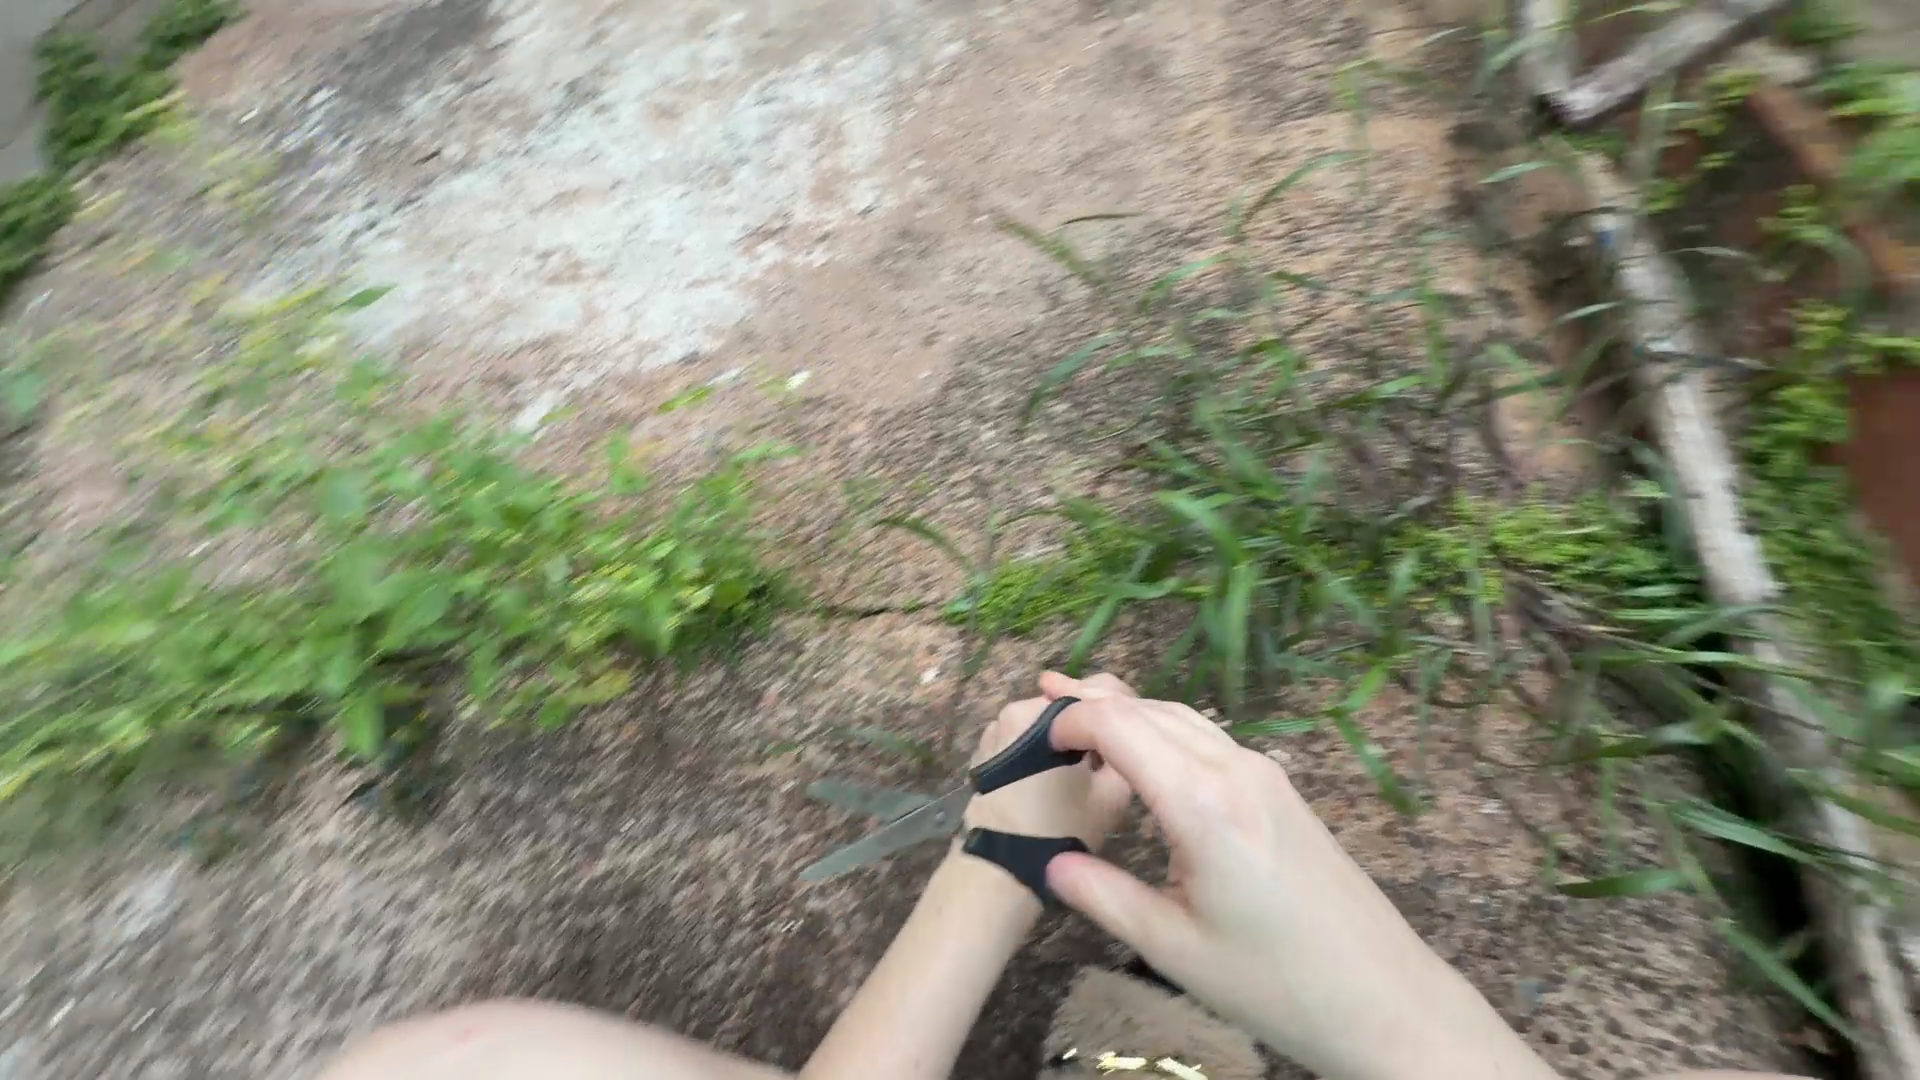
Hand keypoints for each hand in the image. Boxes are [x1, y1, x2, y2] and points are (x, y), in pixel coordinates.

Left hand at [960, 674, 1133, 848]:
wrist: (996, 869)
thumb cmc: (1059, 830)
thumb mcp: (1111, 795)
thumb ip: (1124, 753)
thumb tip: (1125, 736)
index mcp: (1047, 711)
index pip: (1099, 688)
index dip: (1126, 711)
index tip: (1137, 737)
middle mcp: (1016, 708)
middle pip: (1069, 705)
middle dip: (1090, 726)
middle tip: (1110, 760)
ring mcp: (994, 729)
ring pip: (1044, 723)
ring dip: (1063, 738)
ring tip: (1079, 775)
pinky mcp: (982, 751)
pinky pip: (1021, 739)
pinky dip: (1038, 751)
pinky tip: (1049, 782)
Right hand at [1041, 677, 1556, 1079]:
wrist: (1388, 1001)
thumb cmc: (1274, 984)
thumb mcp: (1172, 948)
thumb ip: (1101, 894)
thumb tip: (1048, 859)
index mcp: (1201, 803)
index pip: (1119, 725)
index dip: (1070, 721)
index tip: (1035, 740)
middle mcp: (1233, 768)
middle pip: (1147, 708)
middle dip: (1091, 705)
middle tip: (1043, 712)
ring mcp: (1262, 771)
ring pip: (1179, 716)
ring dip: (1128, 713)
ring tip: (1081, 725)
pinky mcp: (1277, 784)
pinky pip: (1206, 737)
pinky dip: (1160, 731)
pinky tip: (1143, 756)